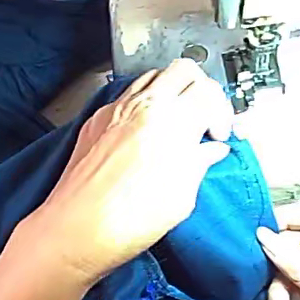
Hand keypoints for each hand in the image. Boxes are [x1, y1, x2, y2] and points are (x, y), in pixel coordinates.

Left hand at [16, 60, 234, 285]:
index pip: (209, 92)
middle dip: (201, 89)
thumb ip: (199, 164)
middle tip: (204, 117)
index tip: (218, 135)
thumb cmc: (124, 221)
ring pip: (153, 76)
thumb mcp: (181, 198)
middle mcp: (142, 107)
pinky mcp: (96, 121)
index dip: (222, 112)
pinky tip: (146, 130)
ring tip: (176, 120)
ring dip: (171, 91)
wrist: (76, 229)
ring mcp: (115, 110)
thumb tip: (209, 152)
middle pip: (183, 70)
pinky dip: (143, 103)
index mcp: (172, 121)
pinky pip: (126, 95)